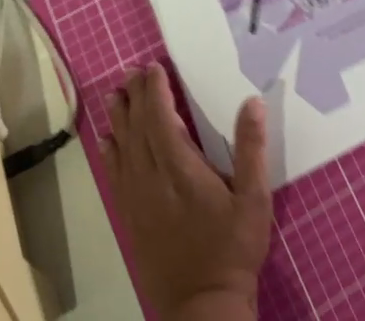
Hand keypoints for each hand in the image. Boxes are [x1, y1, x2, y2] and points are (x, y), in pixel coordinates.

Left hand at [104, 64, 270, 320]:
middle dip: (136, 98)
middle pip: (137, 129)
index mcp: (181, 170)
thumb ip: (251, 148)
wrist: (202, 303)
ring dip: (120, 119)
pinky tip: (110, 141)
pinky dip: (111, 152)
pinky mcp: (131, 218)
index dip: (156, 91)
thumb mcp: (254, 197)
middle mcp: (152, 180)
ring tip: (117, 95)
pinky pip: (116, 175)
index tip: (153, 67)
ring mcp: (137, 200)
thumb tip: (252, 102)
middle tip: (134, 73)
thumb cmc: (234, 247)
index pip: (161, 119)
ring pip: (122, 149)